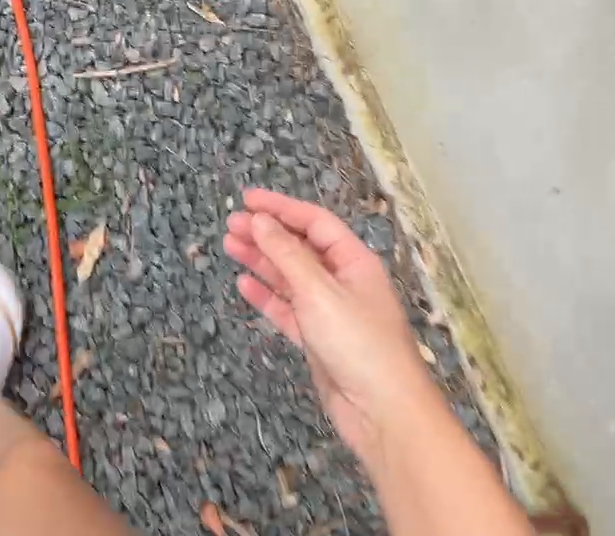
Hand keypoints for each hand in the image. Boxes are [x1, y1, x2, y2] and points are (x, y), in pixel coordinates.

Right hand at [223, 189, 437, 465]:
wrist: (385, 415)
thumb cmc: (358, 344)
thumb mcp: (319, 291)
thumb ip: (286, 253)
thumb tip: (260, 220)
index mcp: (354, 263)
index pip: (315, 222)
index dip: (281, 207)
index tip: (247, 200)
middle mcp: (343, 282)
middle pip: (299, 247)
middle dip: (266, 233)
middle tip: (231, 224)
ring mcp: (330, 311)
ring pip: (289, 276)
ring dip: (260, 260)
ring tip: (229, 245)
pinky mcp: (318, 338)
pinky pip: (287, 308)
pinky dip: (266, 295)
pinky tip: (244, 284)